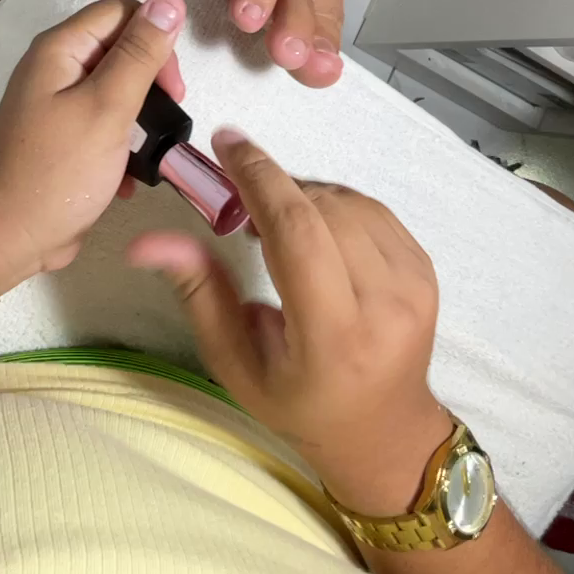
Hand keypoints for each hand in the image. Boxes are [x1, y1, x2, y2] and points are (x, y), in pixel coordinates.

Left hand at [0, 0, 188, 279]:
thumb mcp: (108, 107)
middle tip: (166, 123)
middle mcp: (55, 68)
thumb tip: (169, 0)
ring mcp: (56, 104)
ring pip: (117, 91)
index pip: (122, 13)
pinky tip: (126, 177)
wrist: (8, 237)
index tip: (173, 88)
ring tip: (147, 154)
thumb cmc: (58, 170)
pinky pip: (104, 125)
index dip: (155, 40)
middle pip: (121, 50)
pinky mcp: (62, 138)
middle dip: (152, 84)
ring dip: (140, 121)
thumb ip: (140, 54)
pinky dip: (121, 146)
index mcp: (59, 49)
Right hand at [126, 129, 449, 514]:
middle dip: (273, 184)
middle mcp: (385, 305)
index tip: (226, 142)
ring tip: (273, 221)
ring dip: (301, 193)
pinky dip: (331, 202)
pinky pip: (370, 208)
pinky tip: (312, 226)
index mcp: (332, 337)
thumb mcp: (234, 360)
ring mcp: (414, 284)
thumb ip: (198, 292)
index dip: (259, 177)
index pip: (297, 233)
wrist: (383, 430)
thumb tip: (148, 242)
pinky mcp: (426, 269)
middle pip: (321, 208)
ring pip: (346, 200)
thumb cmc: (297, 401)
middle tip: (238, 194)